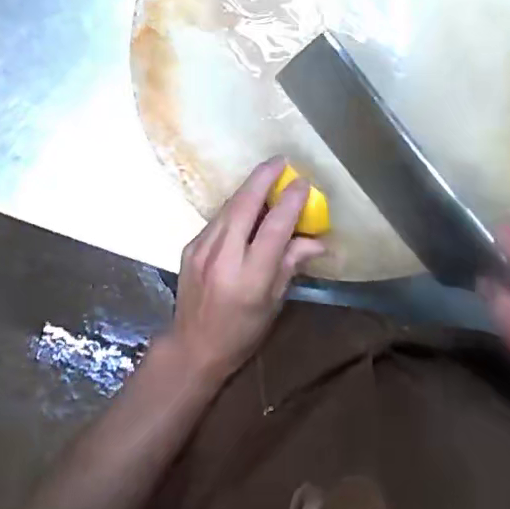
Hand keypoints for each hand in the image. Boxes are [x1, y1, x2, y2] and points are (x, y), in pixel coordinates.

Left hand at [163, 157, 325, 385]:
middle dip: (264, 177)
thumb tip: (318, 241)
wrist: (192, 347)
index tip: (304, 183)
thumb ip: (291, 265)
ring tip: (268, 175)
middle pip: (245, 204)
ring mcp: (202, 249)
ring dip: (249, 187)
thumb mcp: (273, 303)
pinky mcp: (190, 246)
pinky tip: (247, 204)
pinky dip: (236, 206)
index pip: (274, 227)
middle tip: (282, 161)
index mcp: (250, 276)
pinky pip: (219, 218)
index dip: (291, 201)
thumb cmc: (241, 332)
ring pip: (229, 206)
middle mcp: (223, 257)